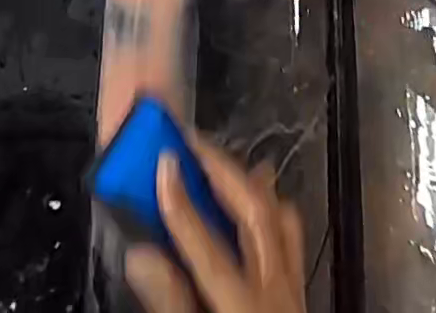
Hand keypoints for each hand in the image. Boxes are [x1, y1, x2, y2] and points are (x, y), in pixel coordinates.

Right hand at [124, 141, 307, 312]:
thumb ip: (171, 303)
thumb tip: (139, 252)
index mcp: (244, 310)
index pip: (210, 248)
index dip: (181, 202)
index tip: (161, 161)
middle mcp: (274, 295)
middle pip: (256, 216)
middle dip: (221, 169)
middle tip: (187, 139)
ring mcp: (291, 293)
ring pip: (280, 220)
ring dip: (247, 180)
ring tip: (216, 156)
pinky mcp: (295, 295)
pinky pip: (287, 236)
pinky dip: (266, 205)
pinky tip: (248, 195)